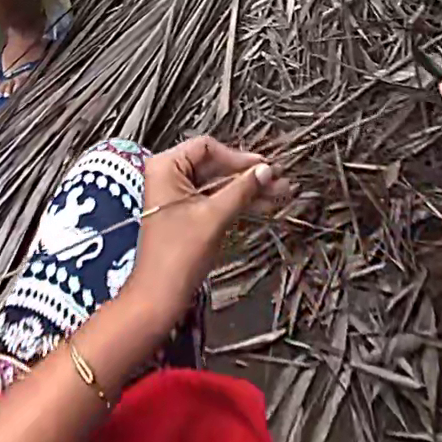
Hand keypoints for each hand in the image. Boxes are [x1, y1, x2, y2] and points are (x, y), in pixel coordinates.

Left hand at [125, 137, 289, 321]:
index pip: (206, 147)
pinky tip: (263, 204)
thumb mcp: (214, 217)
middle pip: (214, 164)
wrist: (160, 295)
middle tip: (280, 181)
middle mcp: (168, 174)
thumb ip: (241, 190)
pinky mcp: (186, 212)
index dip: (237, 157)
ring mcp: (177, 193)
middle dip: (247, 174)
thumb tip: (266, 170)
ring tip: (281, 193)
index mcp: (166, 166)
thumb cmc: (179, 254)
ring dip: (247, 189)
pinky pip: (214, 198)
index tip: (265, 168)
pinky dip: (236, 201)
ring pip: (217, 183)